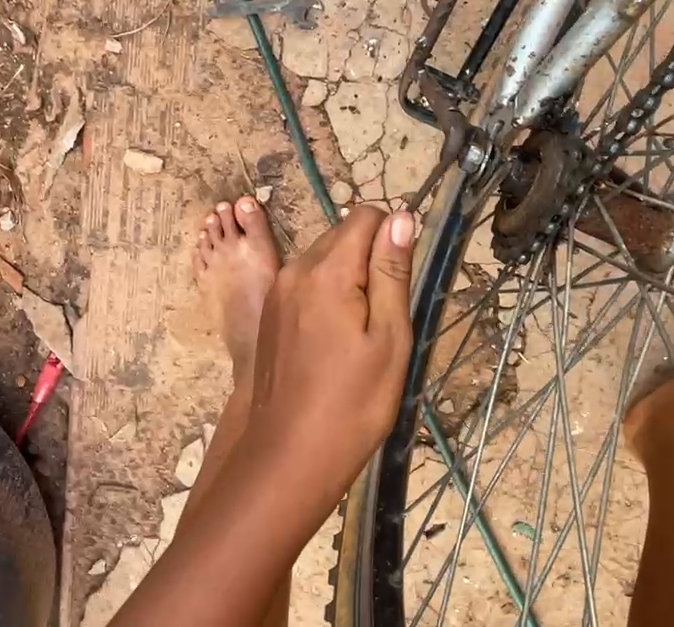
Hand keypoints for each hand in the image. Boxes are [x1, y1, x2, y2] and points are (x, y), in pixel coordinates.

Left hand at [237, 205, 415, 511]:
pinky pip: (305, 282)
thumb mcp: (389, 339)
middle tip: (386, 315)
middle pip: (342, 234)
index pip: (364, 216)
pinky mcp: (270, 312)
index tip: (403, 279)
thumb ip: (392, 272)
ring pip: (323, 258)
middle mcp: (295, 269)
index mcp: (327, 271)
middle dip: (370, 258)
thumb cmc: (352, 404)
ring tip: (363, 332)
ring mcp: (277, 291)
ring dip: (348, 277)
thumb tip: (400, 217)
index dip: (392, 235)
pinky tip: (336, 340)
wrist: (288, 456)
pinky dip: (326, 294)